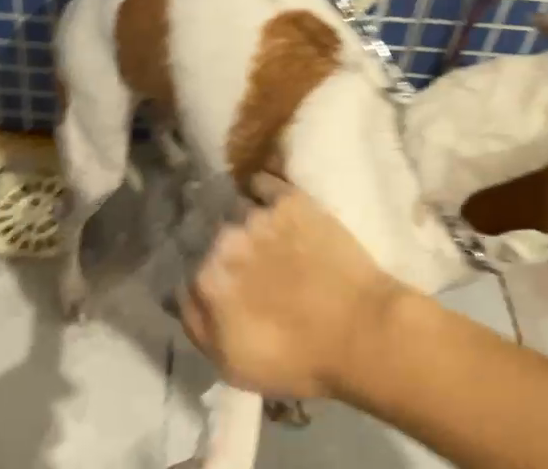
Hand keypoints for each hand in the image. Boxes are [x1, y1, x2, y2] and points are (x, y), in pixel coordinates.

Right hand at [179, 174, 407, 398]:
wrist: (362, 333)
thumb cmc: (298, 361)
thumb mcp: (232, 365)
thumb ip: (197, 325)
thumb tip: (184, 293)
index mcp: (205, 280)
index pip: (191, 272)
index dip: (208, 281)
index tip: (225, 290)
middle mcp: (223, 240)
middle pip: (213, 239)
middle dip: (225, 250)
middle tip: (249, 265)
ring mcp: (257, 216)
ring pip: (237, 210)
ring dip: (244, 220)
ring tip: (263, 232)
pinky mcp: (290, 200)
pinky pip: (263, 183)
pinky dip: (261, 189)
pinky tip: (269, 197)